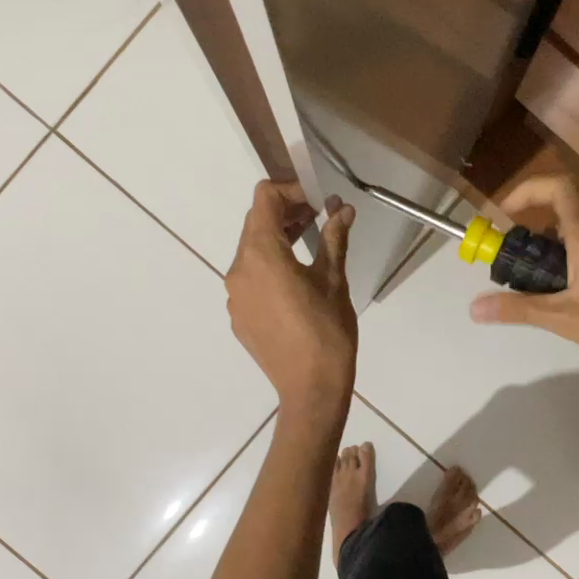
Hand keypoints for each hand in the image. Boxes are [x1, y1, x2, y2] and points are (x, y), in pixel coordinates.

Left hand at [226, 181, 358, 422]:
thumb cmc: (328, 332)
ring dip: (278, 242)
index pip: (264, 198)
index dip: (291, 190)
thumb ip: (334, 238)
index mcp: (261, 254)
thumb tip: (344, 210)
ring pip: (252, 253)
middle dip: (286, 214)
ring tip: (310, 250)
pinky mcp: (238, 317)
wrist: (310, 389)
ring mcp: (234, 296)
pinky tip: (296, 287)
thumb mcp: (335, 281)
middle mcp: (238, 270)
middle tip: (320, 219)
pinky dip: (270, 270)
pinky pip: (250, 281)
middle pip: (255, 224)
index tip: (318, 201)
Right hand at [469, 175, 578, 378]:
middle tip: (518, 256)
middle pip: (568, 208)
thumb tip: (475, 307)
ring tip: (539, 281)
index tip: (506, 213)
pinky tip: (570, 293)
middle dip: (536, 223)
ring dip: (555, 244)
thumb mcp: (563, 319)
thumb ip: (519, 309)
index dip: (529, 190)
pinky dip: (575, 258)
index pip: (559, 188)